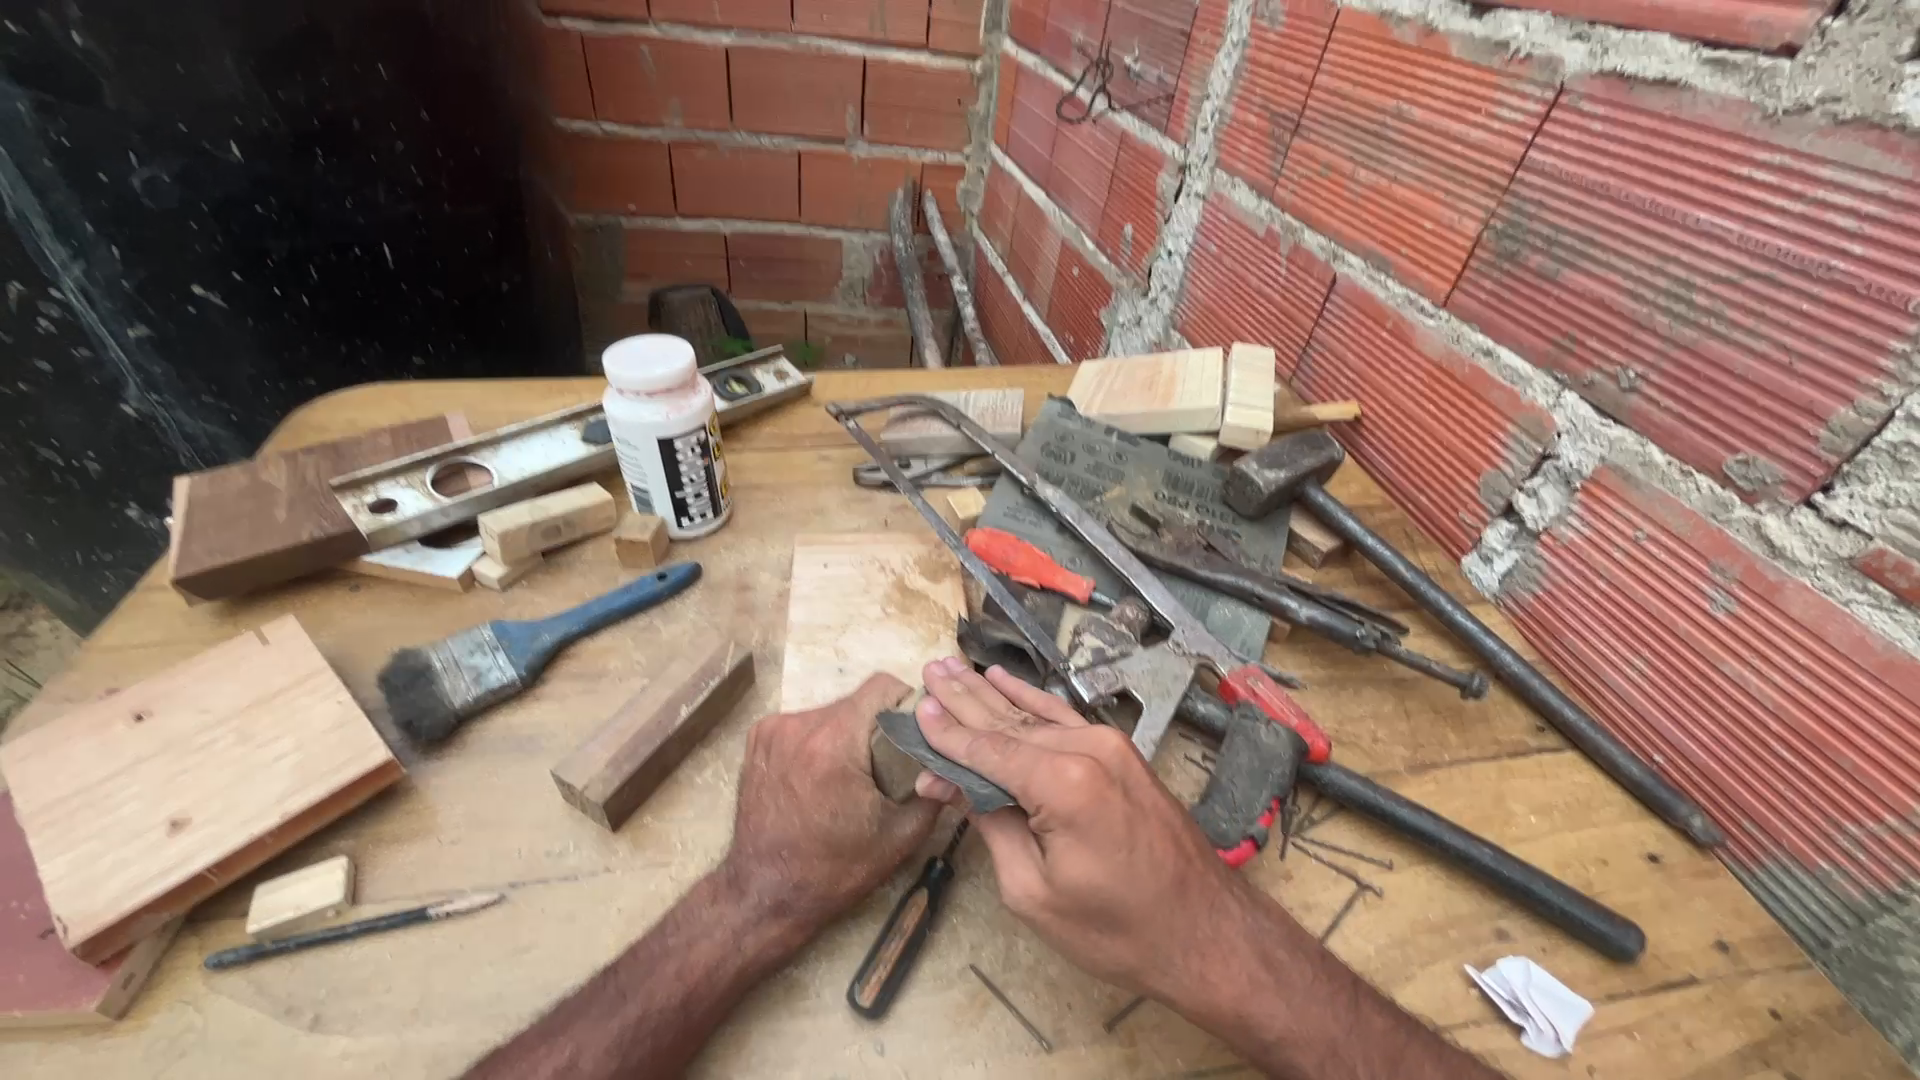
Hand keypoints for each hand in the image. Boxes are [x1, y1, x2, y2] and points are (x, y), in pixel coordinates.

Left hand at [722, 674, 942, 931]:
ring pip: (831, 712)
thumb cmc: (835, 870)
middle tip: (887, 763)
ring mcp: (773, 729)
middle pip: (856, 701)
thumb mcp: (900, 836)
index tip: (914, 732)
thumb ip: (933, 790)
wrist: (765, 894)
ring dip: (848, 733)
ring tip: (853, 774)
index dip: (906, 702)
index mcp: (835, 741)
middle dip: (877, 725)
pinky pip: (805, 724)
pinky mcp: (758, 739)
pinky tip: (822, 776)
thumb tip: (953, 761)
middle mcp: (800, 725)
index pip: (882, 686)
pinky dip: (820, 741)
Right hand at [913, 658, 1254, 1002]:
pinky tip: (1004, 681)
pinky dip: (1031, 700)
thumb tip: (959, 785)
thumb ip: (993, 826)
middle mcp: (1086, 749)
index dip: (946, 736)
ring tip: (952, 667)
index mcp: (1062, 784)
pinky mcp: (1120, 752)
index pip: (987, 750)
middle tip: (927, 672)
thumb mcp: (1033, 892)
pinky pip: (1064, 718)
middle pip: (1007, 722)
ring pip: (1033, 715)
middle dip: (962, 699)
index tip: (914, 712)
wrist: (1205, 931)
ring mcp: (1108, 745)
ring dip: (989, 694)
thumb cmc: (1116, 929)